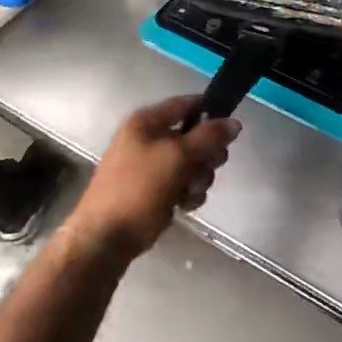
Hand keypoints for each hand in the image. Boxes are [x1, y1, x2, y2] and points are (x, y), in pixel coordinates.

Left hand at [72, 97, 240, 254]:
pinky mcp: (156, 189)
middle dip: (207, 155)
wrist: (107, 237)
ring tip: (189, 193)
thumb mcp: (177, 156)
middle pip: (196, 136)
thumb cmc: (139, 188)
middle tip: (208, 167)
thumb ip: (209, 136)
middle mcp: (149, 138)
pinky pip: (185, 182)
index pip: (189, 104)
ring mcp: (152, 165)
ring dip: (199, 178)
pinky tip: (184, 205)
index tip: (229, 132)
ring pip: (194, 163)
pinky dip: (189, 193)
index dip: (211, 113)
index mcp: (147, 122)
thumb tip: (235, 123)